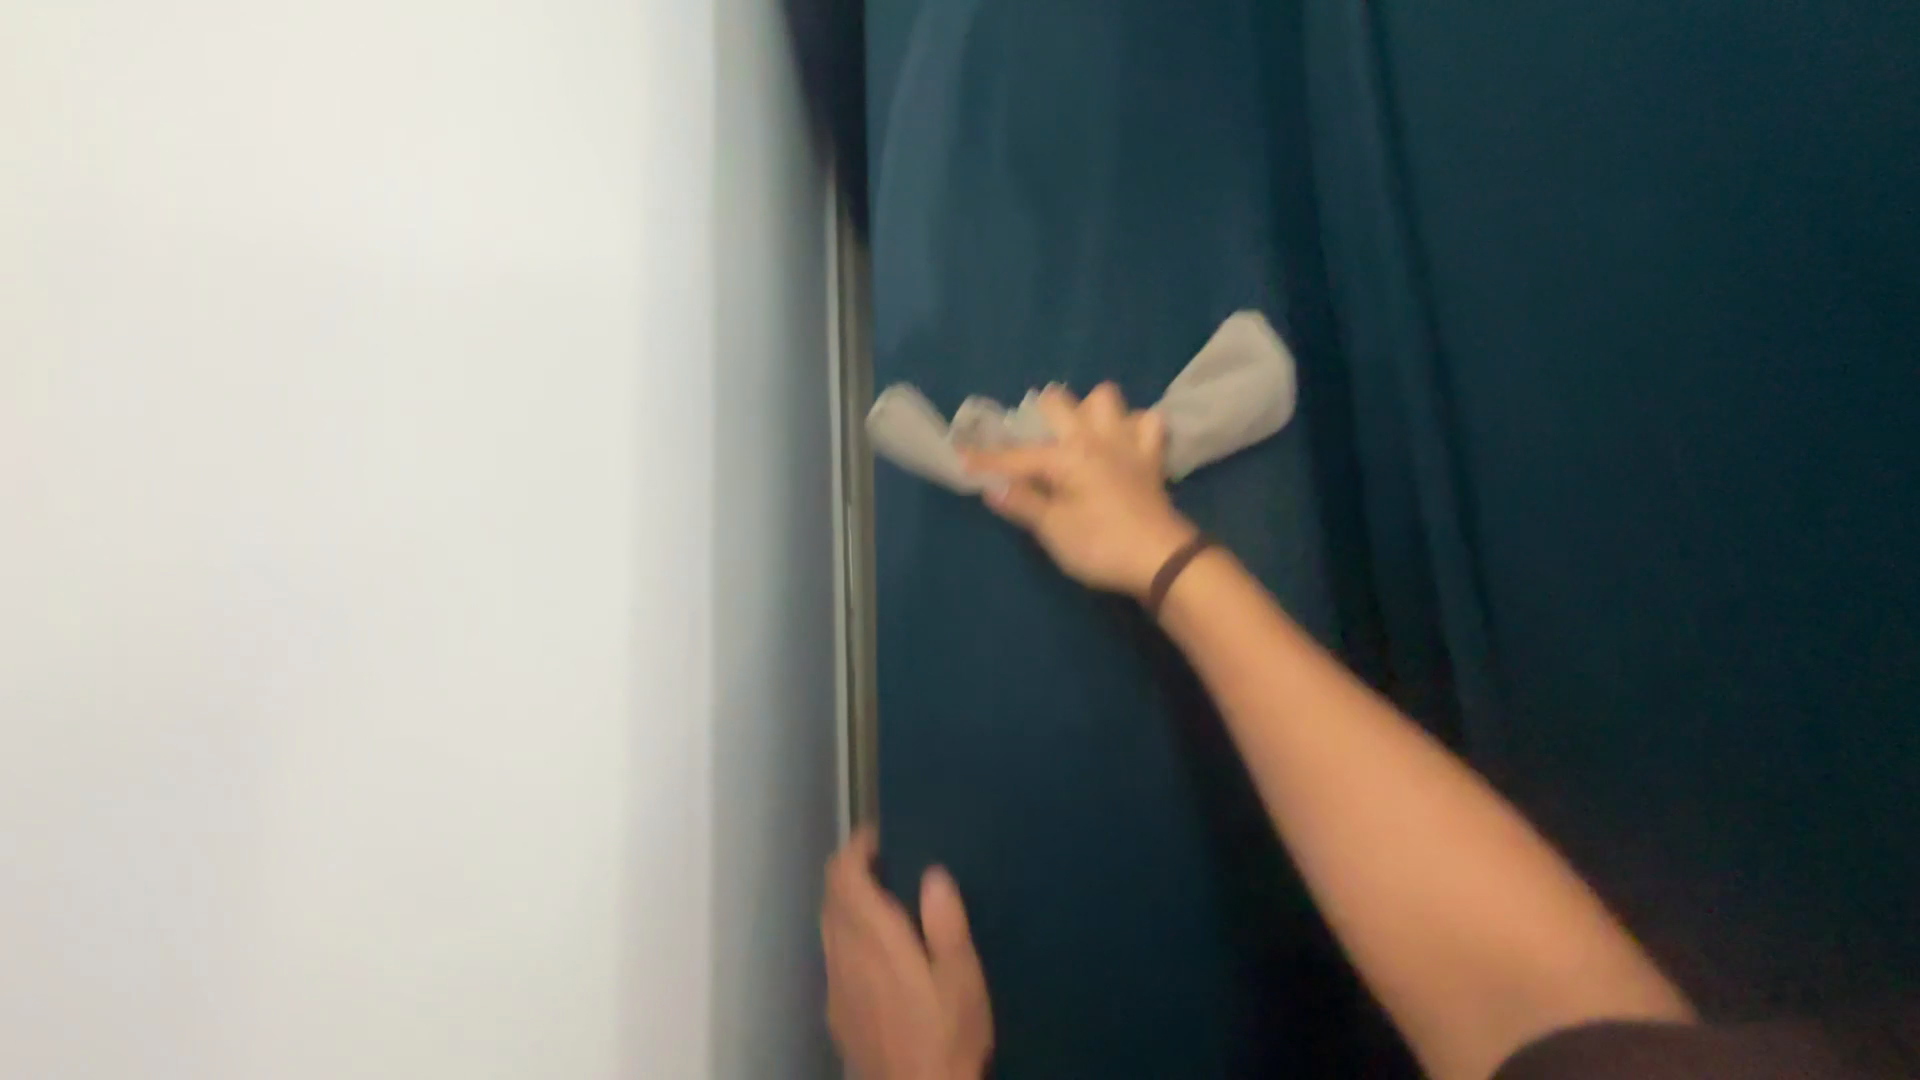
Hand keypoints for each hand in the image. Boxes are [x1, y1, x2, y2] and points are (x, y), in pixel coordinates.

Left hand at [821, 828, 993, 1079]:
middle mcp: (845, 954)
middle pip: (830, 896)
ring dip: (847, 902)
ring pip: (828, 925)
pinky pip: (833, 955)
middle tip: (887, 862)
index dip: (855, 848)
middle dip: (851, 870)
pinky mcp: (836, 1012)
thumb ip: (945, 920)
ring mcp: (836, 986)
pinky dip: (848, 935)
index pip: (843, 875)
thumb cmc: (946, 1036)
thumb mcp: (961, 976)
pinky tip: (878, 952)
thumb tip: (932, 873)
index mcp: (874, 937)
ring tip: (885, 901)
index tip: (879, 836)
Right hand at [965, 383, 1197, 598]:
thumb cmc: (1101, 545)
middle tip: (1032, 439)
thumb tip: (991, 487)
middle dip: (1038, 414)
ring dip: (1090, 411)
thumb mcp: (1053, 530)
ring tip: (1080, 435)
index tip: (960, 456)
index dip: (986, 459)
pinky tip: (1122, 443)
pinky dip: (1134, 427)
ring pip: (1106, 399)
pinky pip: (1147, 423)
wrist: (1162, 560)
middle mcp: (1095, 437)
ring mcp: (1127, 442)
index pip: (1016, 456)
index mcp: (1066, 455)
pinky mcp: (1152, 458)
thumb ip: (1022, 503)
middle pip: (1060, 402)